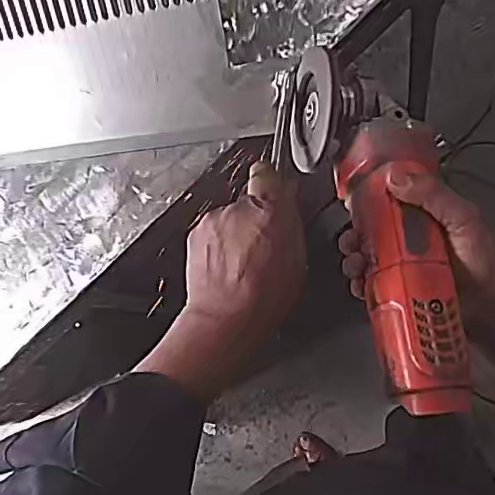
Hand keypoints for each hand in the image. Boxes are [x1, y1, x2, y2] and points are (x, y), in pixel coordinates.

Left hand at [135, 162, 306, 401]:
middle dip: (256, 216)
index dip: (273, 184)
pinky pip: (213, 230)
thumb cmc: (261, 300)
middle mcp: (238, 209)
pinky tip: (227, 266)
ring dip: (235, 231)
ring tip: (243, 262)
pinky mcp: (196, 233)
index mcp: (271, 212)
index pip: (269, 174)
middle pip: (249, 200)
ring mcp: (214, 220)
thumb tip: (289, 202)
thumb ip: (292, 224)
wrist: (223, 320)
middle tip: (262, 246)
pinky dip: (219, 243)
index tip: (276, 193)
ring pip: (229, 216)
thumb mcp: (297, 262)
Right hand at [339, 170, 494, 375]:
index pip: (386, 203)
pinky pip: (369, 285)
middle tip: (352, 241)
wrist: (488, 308)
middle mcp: (407, 240)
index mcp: (422, 216)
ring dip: (352, 260)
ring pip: (364, 258)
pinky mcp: (396, 289)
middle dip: (352, 236)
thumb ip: (434, 195)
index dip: (365, 203)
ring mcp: (400, 266)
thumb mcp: (463, 218)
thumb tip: (397, 177)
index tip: (354, 206)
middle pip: (367, 232)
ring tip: (357, 264)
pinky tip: (361, 285)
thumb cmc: (482, 263)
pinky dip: (358, 285)